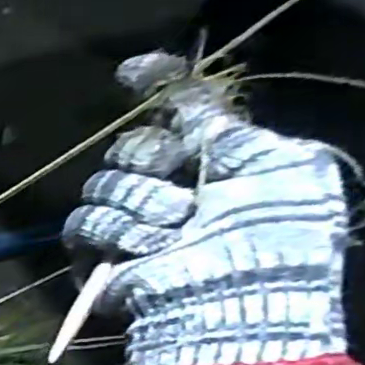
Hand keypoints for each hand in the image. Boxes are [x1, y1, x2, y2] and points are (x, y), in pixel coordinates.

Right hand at [62, 52, 362, 364]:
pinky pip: (82, 222)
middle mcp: (166, 184)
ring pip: (102, 183)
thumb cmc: (273, 233)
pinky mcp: (97, 252)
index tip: (131, 71)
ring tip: (172, 231)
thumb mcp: (282, 164)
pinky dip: (113, 232)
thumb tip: (183, 96)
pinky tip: (143, 247)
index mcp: (211, 161)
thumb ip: (230, 126)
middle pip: (131, 145)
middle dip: (150, 158)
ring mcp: (127, 219)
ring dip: (140, 204)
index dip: (154, 86)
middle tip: (183, 188)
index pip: (175, 112)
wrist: (235, 292)